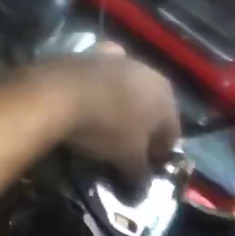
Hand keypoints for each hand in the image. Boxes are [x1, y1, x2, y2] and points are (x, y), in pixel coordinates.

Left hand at [28, 52, 180, 183]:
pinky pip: (107, 72)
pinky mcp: (96, 52)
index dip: (159, 155)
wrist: (61, 93)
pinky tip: (92, 94)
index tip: (144, 168)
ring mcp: (125, 60)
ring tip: (107, 122)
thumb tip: (141, 182)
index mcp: (168, 100)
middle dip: (144, 127)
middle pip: (154, 108)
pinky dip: (103, 82)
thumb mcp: (127, 160)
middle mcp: (153, 75)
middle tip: (127, 147)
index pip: (172, 134)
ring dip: (125, 103)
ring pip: (131, 87)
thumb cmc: (106, 129)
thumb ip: (140, 173)